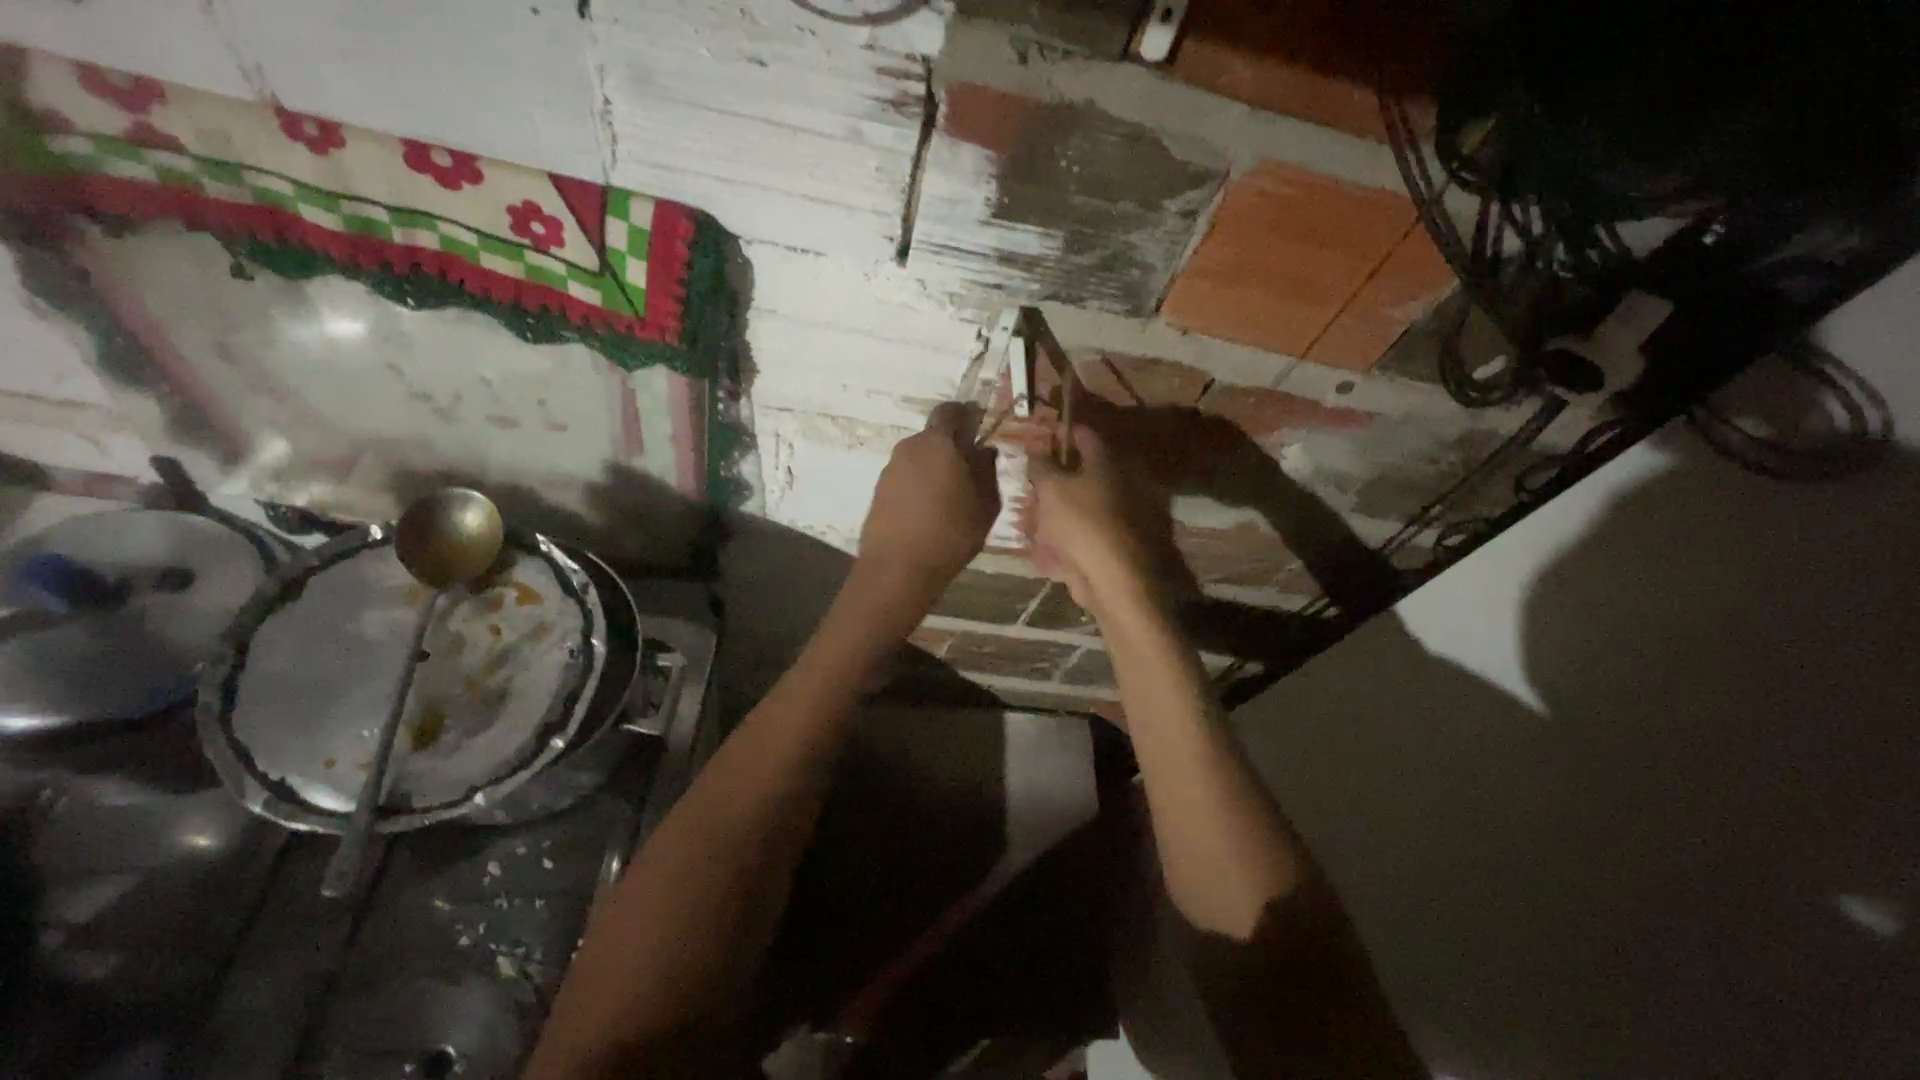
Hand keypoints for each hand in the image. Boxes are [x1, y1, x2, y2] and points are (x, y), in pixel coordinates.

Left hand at [858, 402, 1000, 594]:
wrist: (897, 569)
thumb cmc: (950, 534)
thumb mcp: (985, 505)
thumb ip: (987, 472)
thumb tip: (985, 451)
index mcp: (938, 443)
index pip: (951, 411)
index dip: (967, 415)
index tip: (979, 430)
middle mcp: (909, 447)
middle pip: (934, 437)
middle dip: (952, 448)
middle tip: (970, 474)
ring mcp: (890, 469)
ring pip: (919, 458)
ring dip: (934, 469)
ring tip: (950, 499)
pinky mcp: (879, 490)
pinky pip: (906, 477)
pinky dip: (919, 486)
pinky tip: (928, 512)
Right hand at [1027, 426, 1185, 614]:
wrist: (1121, 580)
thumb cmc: (1084, 522)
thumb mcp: (1051, 488)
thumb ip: (1040, 466)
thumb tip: (1035, 448)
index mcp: (1111, 462)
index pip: (1085, 436)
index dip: (1061, 435)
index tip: (1039, 438)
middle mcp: (1125, 486)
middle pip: (1083, 479)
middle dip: (1053, 486)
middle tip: (1029, 493)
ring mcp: (1125, 522)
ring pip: (1083, 514)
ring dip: (1055, 519)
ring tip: (1029, 528)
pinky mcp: (1121, 553)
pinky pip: (1086, 544)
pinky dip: (1066, 547)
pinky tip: (1044, 556)